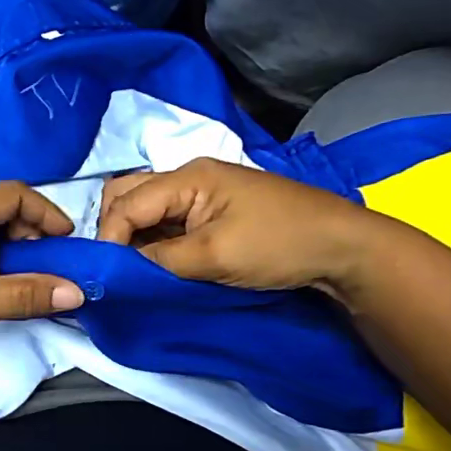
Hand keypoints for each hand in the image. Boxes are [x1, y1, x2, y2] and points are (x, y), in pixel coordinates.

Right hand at [97, 158, 386, 295]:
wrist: (345, 247)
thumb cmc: (280, 245)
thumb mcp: (214, 257)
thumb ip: (159, 260)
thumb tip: (117, 269)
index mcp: (188, 177)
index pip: (126, 203)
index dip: (108, 238)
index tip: (104, 273)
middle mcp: (188, 176)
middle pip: (125, 194)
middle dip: (112, 229)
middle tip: (115, 265)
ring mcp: (200, 192)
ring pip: (142, 207)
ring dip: (131, 236)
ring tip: (131, 267)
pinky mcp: (211, 209)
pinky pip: (164, 220)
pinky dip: (151, 240)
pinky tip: (154, 262)